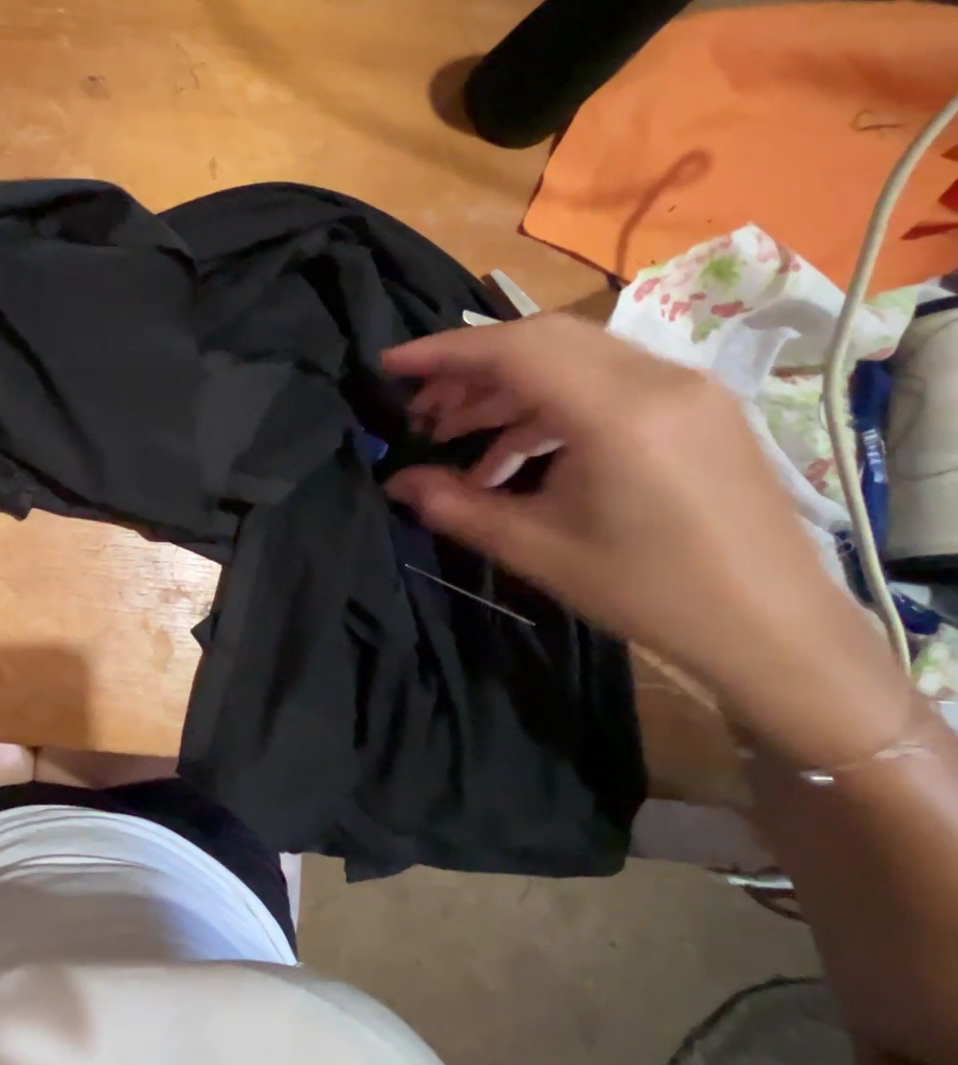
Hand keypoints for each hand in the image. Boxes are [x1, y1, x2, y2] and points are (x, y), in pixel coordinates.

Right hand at [384, 315, 863, 690]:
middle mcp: (658, 380)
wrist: (773, 626)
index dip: (443, 351)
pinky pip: (605, 382)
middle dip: (470, 367)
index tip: (388, 366)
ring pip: (573, 359)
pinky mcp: (696, 409)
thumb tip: (398, 483)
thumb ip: (457, 505)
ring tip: (454, 433)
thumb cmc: (649, 591)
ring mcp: (685, 390)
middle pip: (543, 341)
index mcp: (619, 411)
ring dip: (506, 388)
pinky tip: (512, 454)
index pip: (515, 349)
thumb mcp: (537, 549)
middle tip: (419, 406)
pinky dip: (547, 404)